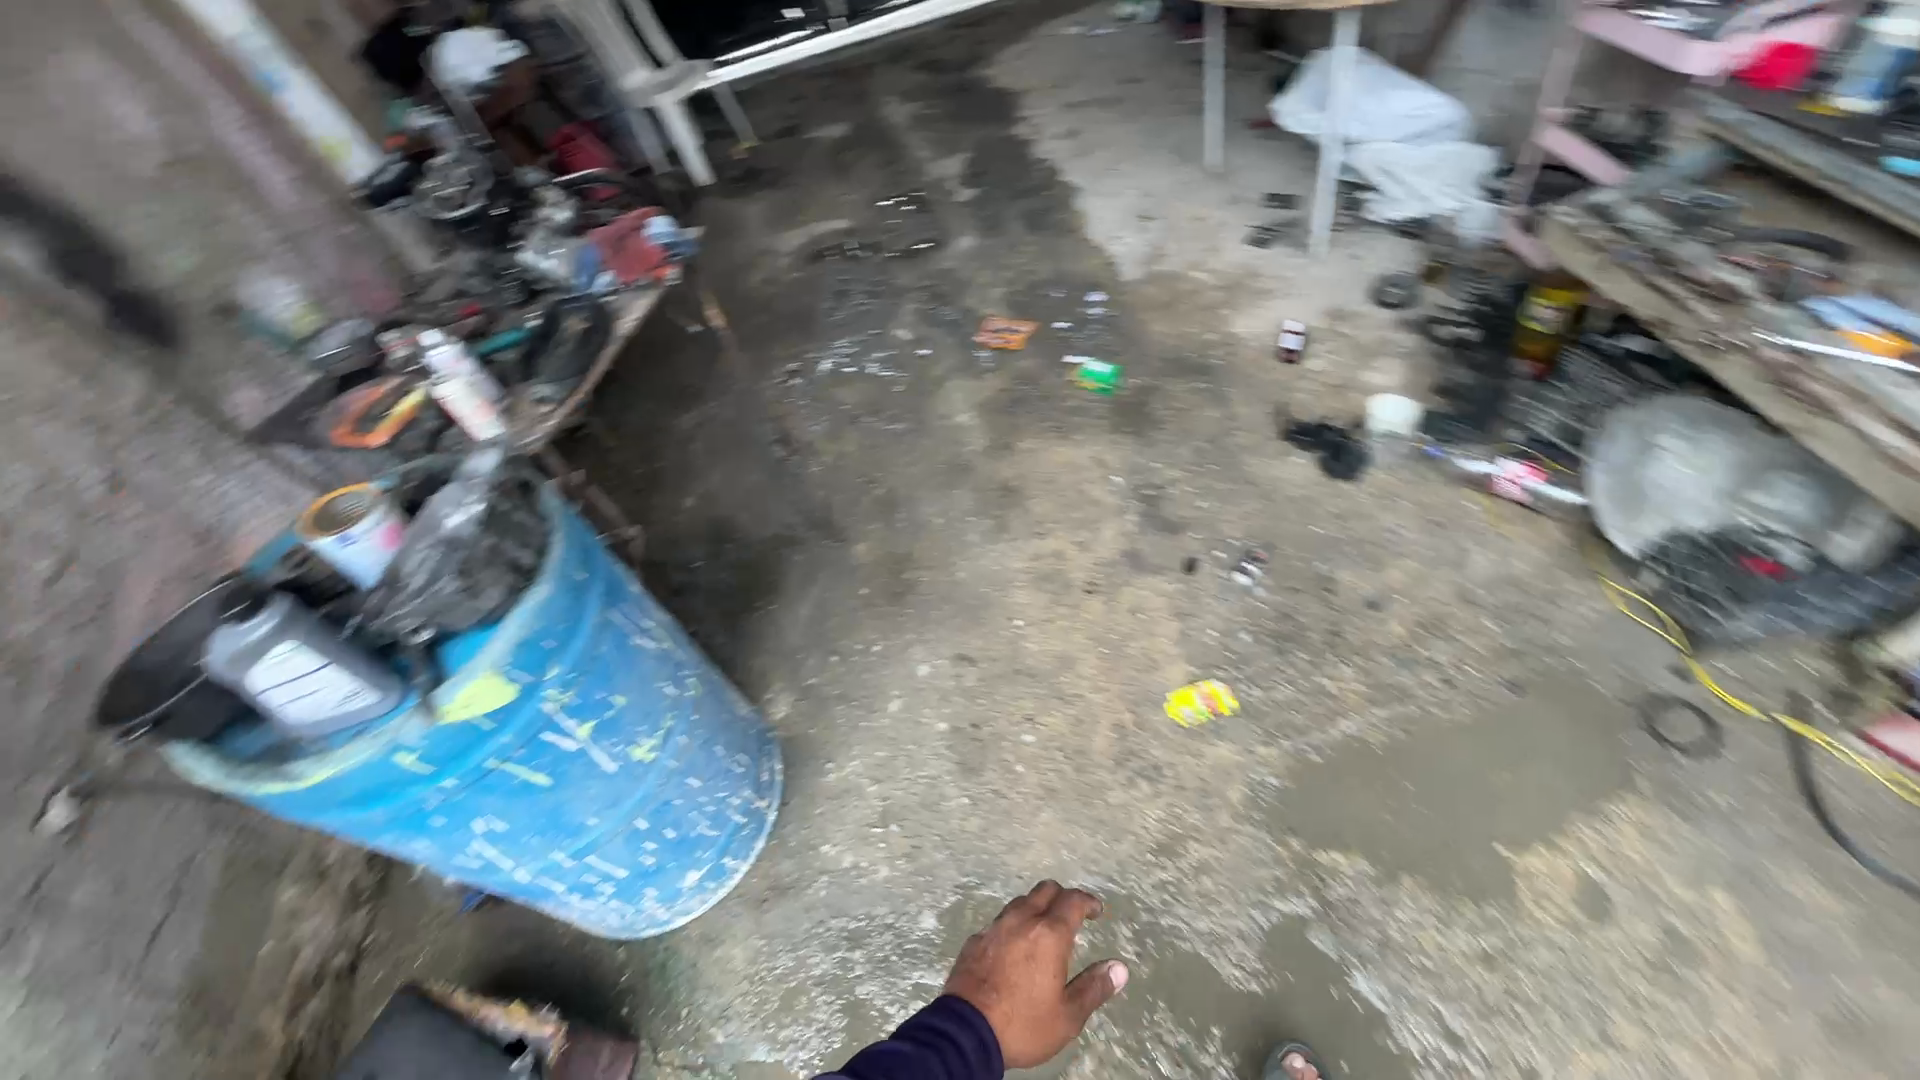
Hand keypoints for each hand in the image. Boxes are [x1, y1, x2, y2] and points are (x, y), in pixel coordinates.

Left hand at [943, 881, 1129, 1068]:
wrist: (966, 1031)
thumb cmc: (1023, 1024)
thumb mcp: (1067, 1016)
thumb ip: (1094, 988)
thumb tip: (1119, 968)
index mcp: (1049, 934)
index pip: (1073, 901)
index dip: (1088, 901)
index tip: (1096, 911)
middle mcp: (1021, 921)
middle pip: (1045, 890)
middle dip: (1062, 896)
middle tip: (1072, 915)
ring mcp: (994, 927)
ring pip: (1020, 902)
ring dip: (1036, 908)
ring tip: (1043, 930)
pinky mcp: (975, 940)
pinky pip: (999, 922)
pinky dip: (1013, 926)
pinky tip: (1013, 947)